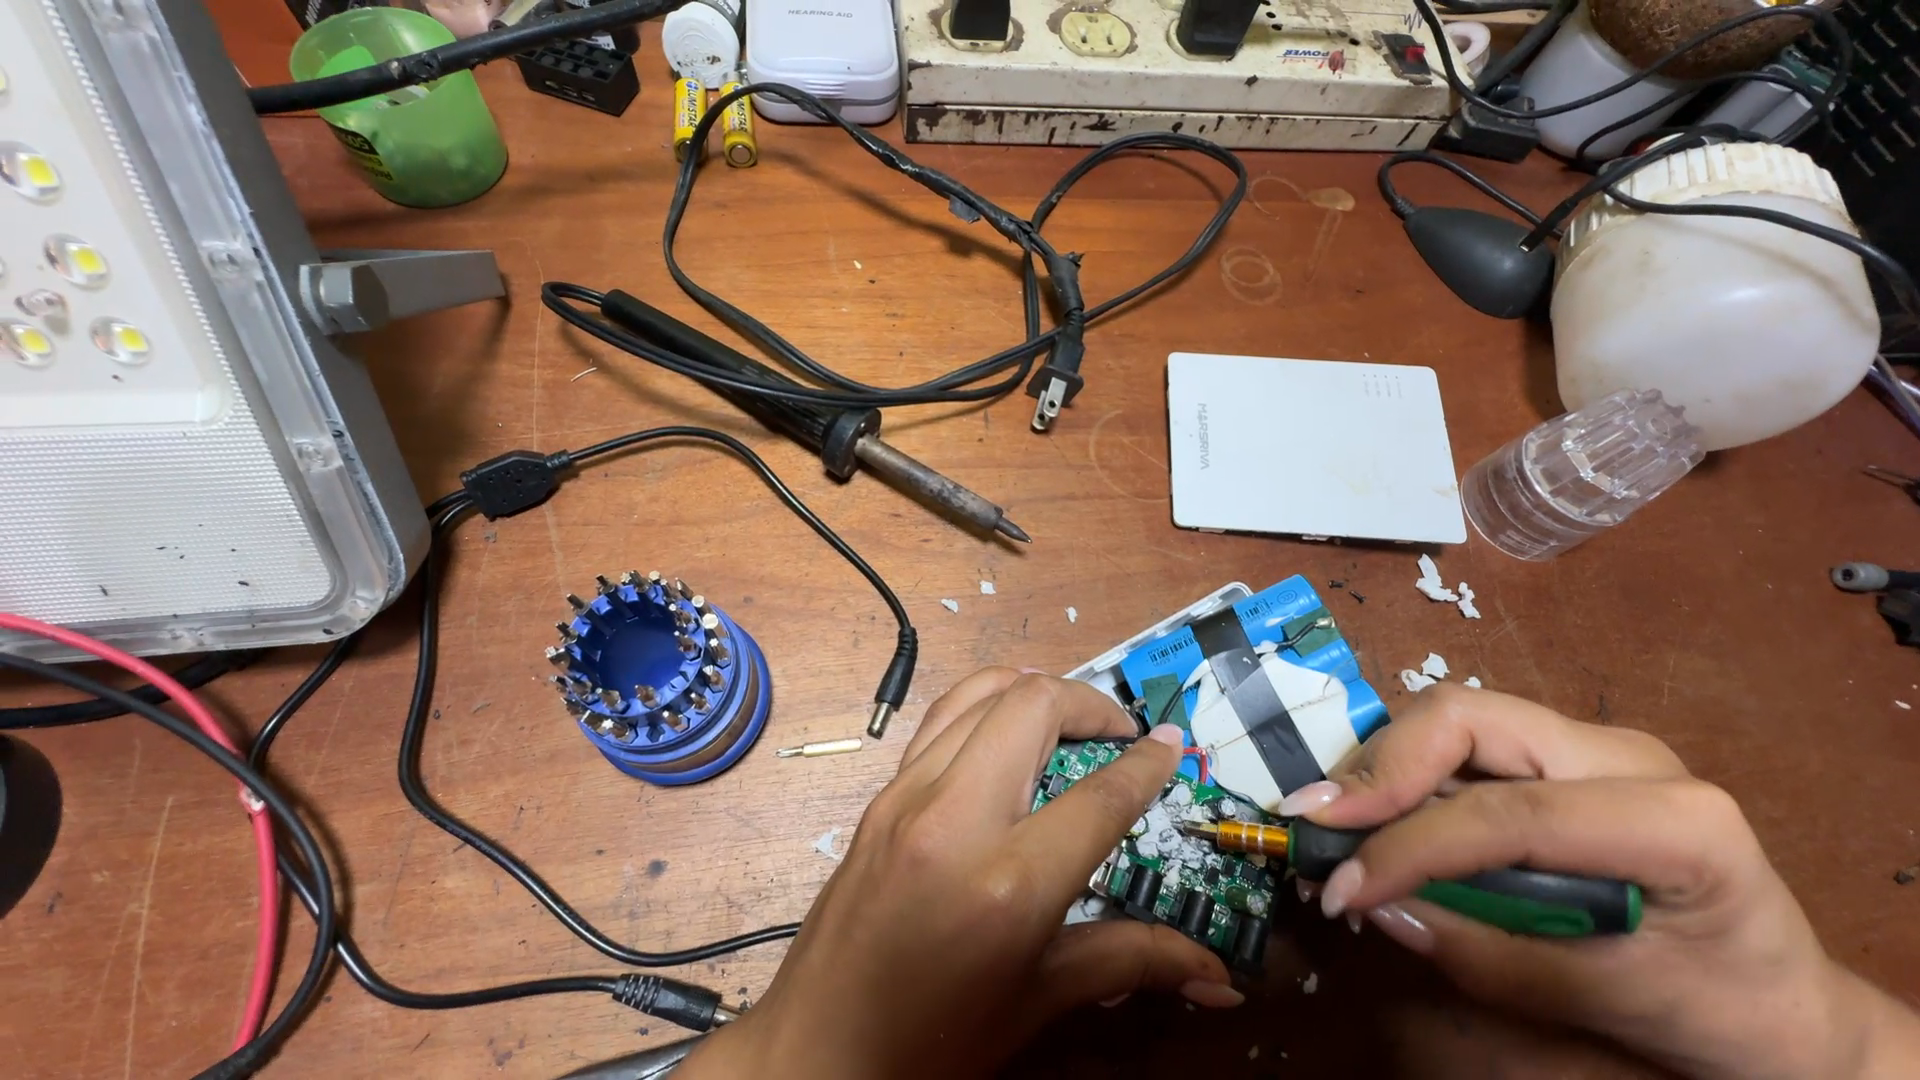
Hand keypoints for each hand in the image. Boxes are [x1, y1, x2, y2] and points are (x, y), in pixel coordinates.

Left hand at [680, 669, 1240, 1079]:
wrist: (818, 1049)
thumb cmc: (936, 1038)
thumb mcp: (1038, 999)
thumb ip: (1132, 962)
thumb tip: (1221, 979)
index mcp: (1007, 881)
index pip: (1097, 797)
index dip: (1145, 765)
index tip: (1169, 746)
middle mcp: (954, 817)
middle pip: (1031, 706)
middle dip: (1087, 702)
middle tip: (1118, 732)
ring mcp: (907, 796)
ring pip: (977, 694)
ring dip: (1031, 690)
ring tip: (1067, 715)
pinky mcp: (880, 796)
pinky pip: (939, 720)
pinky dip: (983, 703)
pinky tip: (1003, 728)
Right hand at [1282, 683, 1919, 1079]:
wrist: (1783, 1000)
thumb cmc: (1724, 1010)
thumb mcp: (1616, 1002)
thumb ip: (1491, 957)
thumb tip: (1374, 906)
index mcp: (1673, 816)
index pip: (1510, 811)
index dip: (1412, 844)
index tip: (1344, 887)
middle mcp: (1618, 753)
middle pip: (1465, 718)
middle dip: (1379, 767)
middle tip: (1316, 819)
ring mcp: (1579, 745)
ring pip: (1447, 718)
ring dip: (1377, 766)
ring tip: (1332, 821)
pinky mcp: (1545, 756)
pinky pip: (1451, 744)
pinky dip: (1396, 774)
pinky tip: (1367, 813)